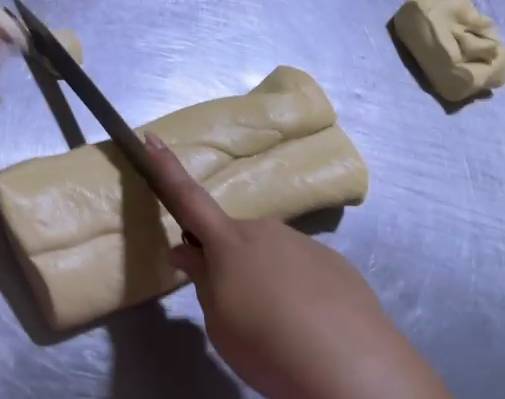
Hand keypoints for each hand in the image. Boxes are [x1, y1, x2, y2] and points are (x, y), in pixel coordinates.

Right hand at [143, 135, 452, 398]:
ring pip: (271, 255)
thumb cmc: (269, 345)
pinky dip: (299, 293)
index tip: (151, 138)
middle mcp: (265, 230)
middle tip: (234, 304)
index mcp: (228, 242)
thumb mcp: (220, 323)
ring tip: (277, 326)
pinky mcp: (336, 264)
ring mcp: (304, 244)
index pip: (188, 198)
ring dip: (265, 279)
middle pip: (234, 238)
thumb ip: (202, 281)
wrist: (353, 366)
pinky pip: (303, 271)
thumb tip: (186, 249)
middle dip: (227, 260)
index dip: (166, 169)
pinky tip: (309, 327)